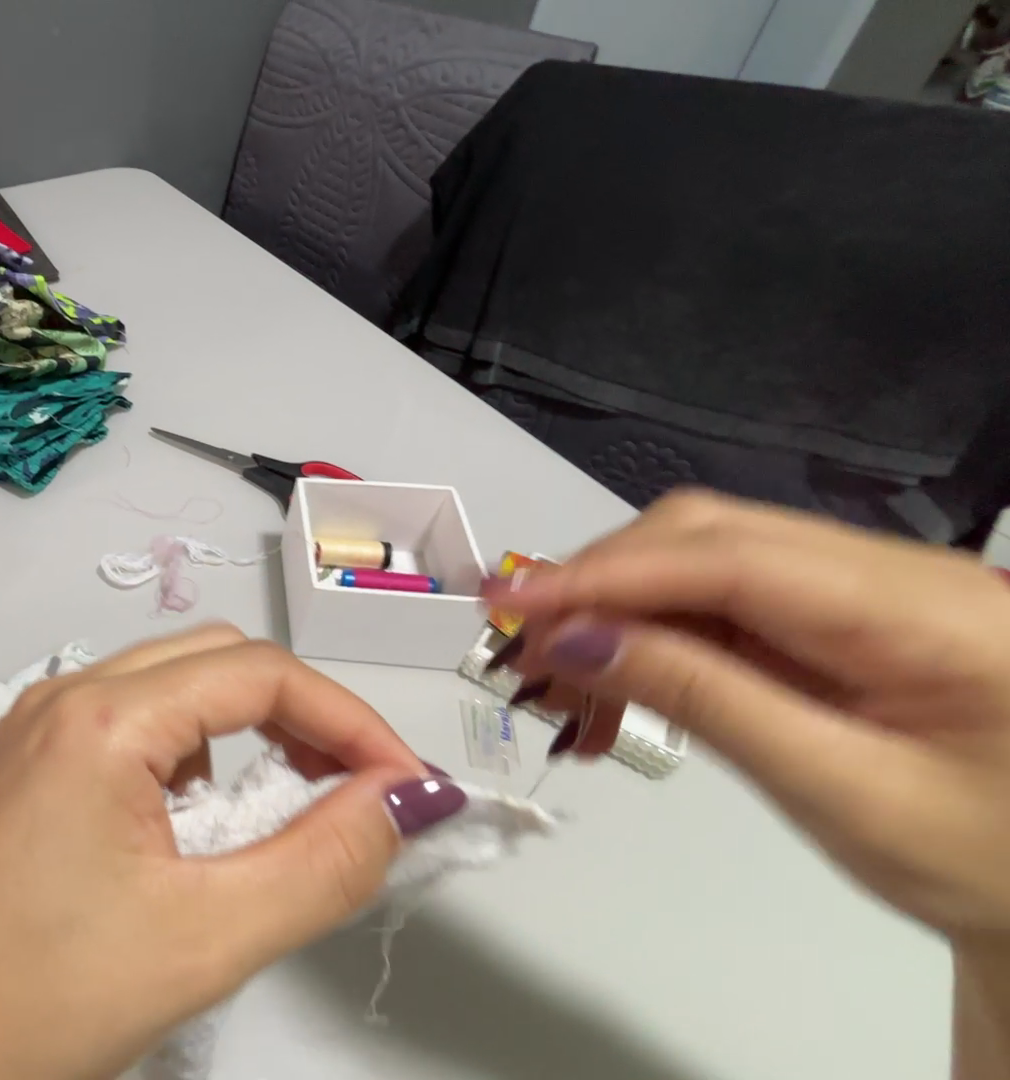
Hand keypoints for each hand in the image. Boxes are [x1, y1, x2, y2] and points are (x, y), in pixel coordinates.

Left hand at [0, 624, 463, 1079]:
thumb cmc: (46, 997)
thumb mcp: (206, 938)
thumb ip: (323, 862)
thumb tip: (402, 799)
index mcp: (101, 716)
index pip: (256, 672)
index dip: (348, 719)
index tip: (407, 789)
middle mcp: (63, 694)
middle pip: (212, 661)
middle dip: (297, 715)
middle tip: (353, 793)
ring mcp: (35, 725)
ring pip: (169, 689)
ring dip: (240, 735)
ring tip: (272, 817)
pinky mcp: (22, 761)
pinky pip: (126, 726)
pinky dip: (185, 756)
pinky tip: (189, 827)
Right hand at [485, 490, 1009, 938]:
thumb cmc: (991, 862)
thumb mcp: (841, 790)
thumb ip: (702, 699)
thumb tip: (572, 639)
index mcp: (926, 612)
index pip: (728, 560)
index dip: (605, 573)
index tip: (505, 602)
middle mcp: (894, 569)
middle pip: (705, 535)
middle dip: (599, 580)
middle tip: (524, 642)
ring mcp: (865, 585)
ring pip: (697, 559)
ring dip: (613, 606)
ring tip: (556, 671)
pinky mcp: (837, 611)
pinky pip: (716, 597)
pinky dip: (647, 629)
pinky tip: (613, 675)